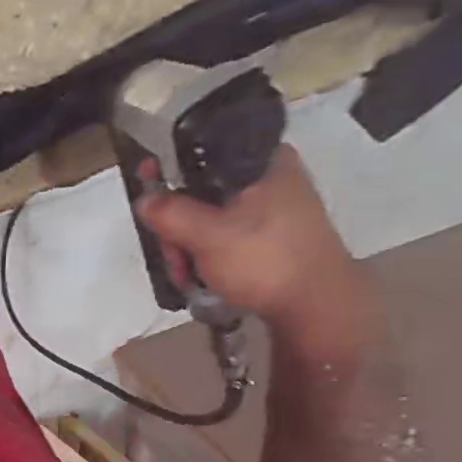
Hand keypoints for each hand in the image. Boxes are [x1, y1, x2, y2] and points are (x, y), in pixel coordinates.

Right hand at [135, 145, 374, 337]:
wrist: (318, 308)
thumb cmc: (265, 260)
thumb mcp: (208, 235)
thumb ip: (171, 213)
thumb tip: (144, 198)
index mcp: (264, 160)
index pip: (203, 154)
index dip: (171, 176)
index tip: (152, 202)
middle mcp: (273, 178)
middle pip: (205, 194)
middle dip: (180, 230)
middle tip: (175, 260)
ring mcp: (278, 213)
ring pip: (216, 222)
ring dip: (193, 250)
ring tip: (188, 278)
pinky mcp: (278, 242)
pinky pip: (233, 241)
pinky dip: (215, 258)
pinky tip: (206, 281)